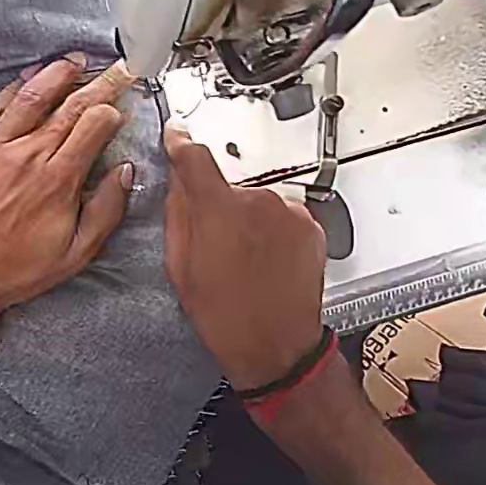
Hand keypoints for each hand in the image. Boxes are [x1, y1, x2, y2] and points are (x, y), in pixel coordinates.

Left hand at [0, 54, 136, 369]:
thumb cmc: (13, 270)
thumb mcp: (74, 254)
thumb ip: (107, 210)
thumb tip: (126, 171)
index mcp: (57, 180)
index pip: (95, 125)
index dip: (113, 110)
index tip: (121, 106)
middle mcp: (27, 155)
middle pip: (71, 105)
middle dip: (99, 83)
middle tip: (114, 69)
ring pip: (32, 95)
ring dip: (58, 74)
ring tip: (75, 62)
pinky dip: (15, 89)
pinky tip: (28, 80)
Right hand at [163, 121, 326, 388]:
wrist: (277, 347)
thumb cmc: (227, 316)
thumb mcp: (180, 267)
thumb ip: (177, 215)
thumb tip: (178, 185)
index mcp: (218, 209)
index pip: (195, 156)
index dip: (181, 144)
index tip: (176, 136)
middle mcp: (258, 201)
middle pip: (227, 185)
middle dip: (218, 205)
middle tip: (216, 245)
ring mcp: (288, 212)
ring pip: (255, 201)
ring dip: (247, 219)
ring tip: (245, 260)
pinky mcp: (309, 224)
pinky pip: (280, 214)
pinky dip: (271, 230)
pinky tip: (265, 260)